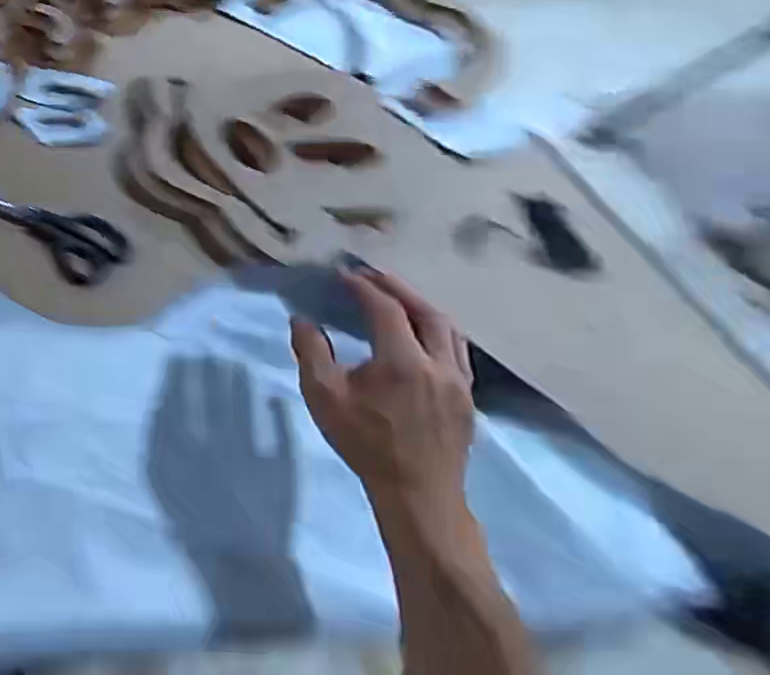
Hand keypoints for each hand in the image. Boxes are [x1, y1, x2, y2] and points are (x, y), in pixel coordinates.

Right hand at [145, 356, 310, 640]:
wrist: (241, 568)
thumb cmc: (192, 525)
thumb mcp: (163, 483)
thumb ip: (160, 442)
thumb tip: (162, 404)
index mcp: (187, 447)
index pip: (183, 401)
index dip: (183, 377)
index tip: (184, 357)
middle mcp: (217, 442)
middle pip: (213, 398)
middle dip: (211, 373)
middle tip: (212, 353)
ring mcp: (250, 453)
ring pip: (244, 408)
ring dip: (240, 385)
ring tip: (237, 366)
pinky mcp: (279, 469)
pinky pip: (279, 434)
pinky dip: (277, 414)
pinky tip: (274, 397)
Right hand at [288, 269, 475, 513]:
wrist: (417, 495)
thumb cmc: (366, 444)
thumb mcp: (324, 398)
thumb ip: (310, 352)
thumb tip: (302, 319)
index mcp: (403, 362)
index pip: (385, 309)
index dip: (363, 287)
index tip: (343, 275)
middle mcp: (438, 364)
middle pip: (425, 310)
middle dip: (397, 287)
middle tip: (372, 274)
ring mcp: (459, 381)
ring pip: (448, 328)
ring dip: (421, 305)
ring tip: (398, 296)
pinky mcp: (468, 397)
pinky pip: (457, 349)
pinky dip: (437, 329)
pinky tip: (421, 333)